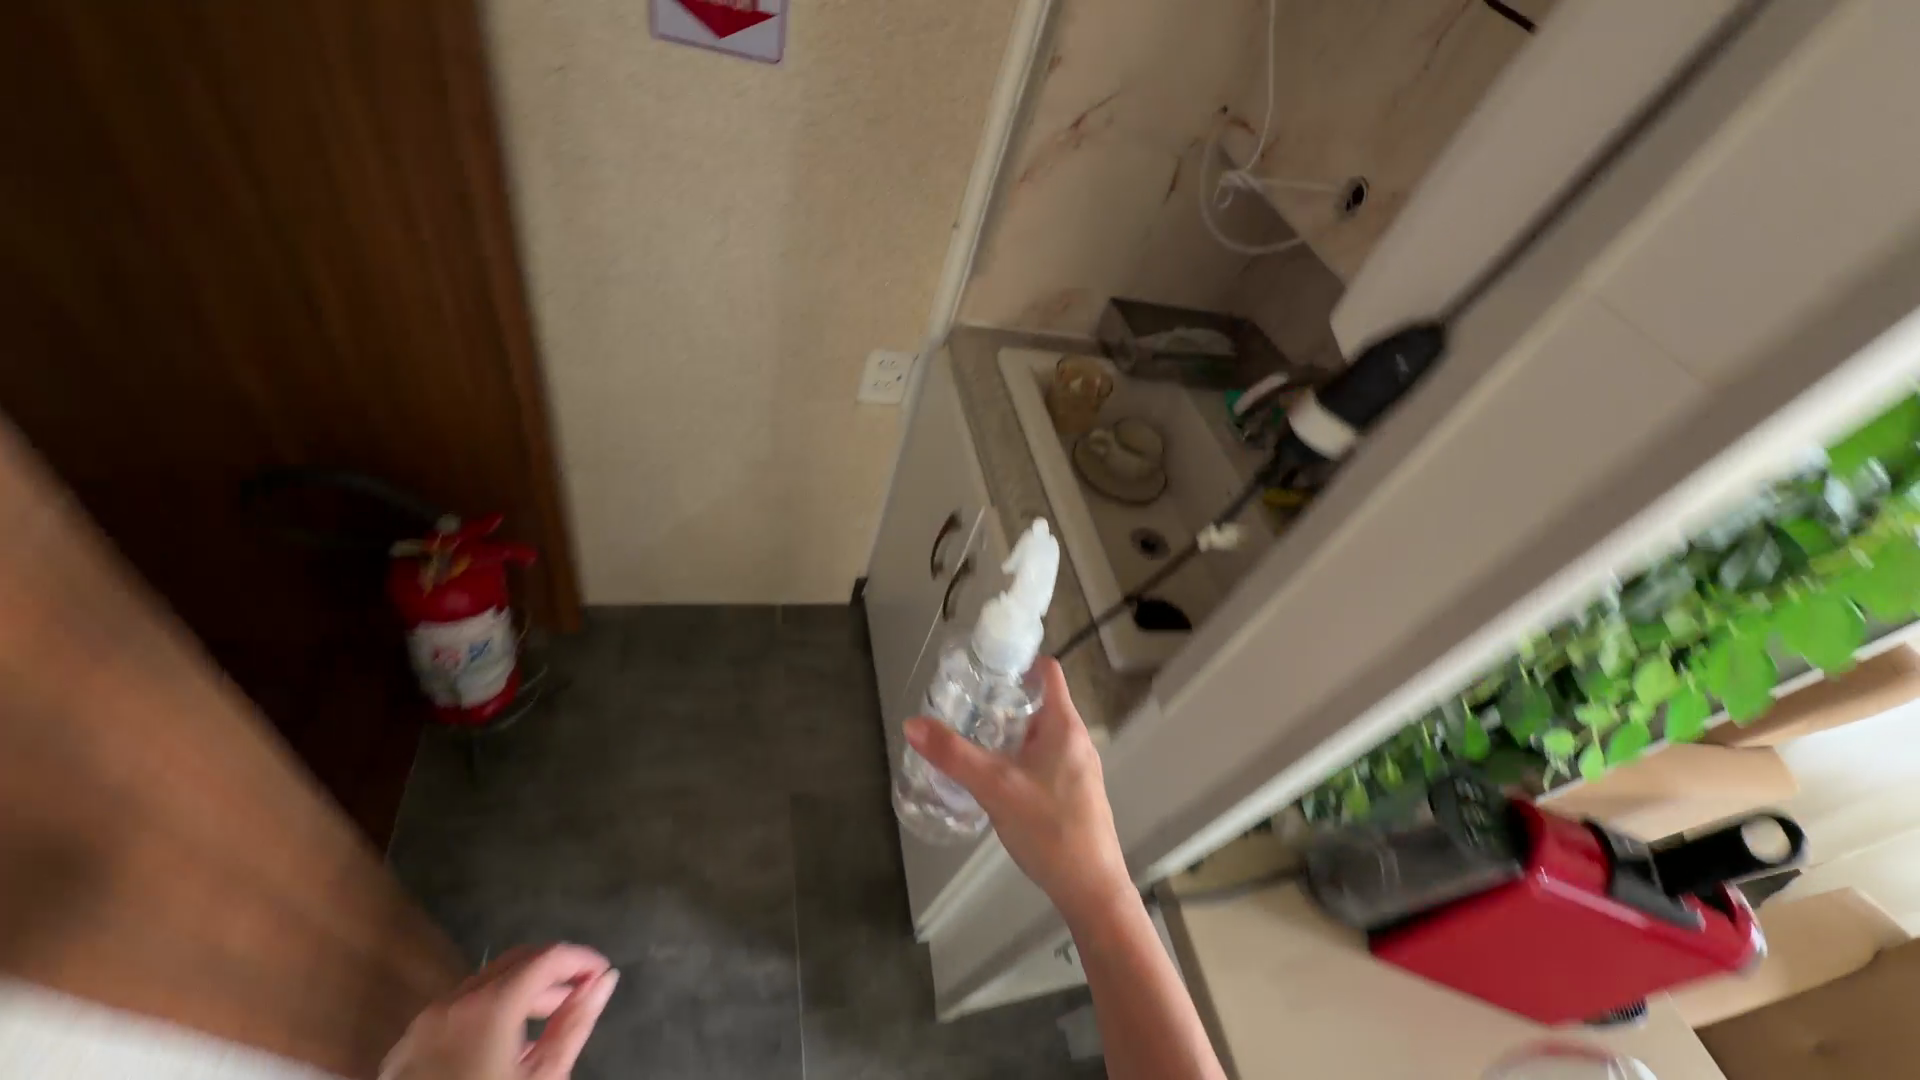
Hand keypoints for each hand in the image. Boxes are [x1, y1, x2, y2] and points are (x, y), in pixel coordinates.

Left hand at [381, 944, 618, 1079]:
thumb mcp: (543, 1078)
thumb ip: (576, 1023)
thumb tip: (605, 981)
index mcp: (492, 1006)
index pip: (549, 957)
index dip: (582, 959)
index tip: (602, 976)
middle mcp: (454, 1002)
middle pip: (517, 961)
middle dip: (554, 971)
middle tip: (580, 996)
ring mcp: (423, 1024)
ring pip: (485, 983)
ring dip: (522, 989)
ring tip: (547, 1021)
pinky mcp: (404, 1049)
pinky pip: (457, 1010)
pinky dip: (489, 1010)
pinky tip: (501, 1045)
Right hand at [905, 657, 1132, 926]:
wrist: (1091, 889)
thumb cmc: (1048, 828)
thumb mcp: (994, 787)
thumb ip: (953, 754)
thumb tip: (913, 723)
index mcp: (1065, 726)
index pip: (1048, 672)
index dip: (1018, 662)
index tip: (985, 667)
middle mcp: (1076, 740)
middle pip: (1040, 704)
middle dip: (1003, 702)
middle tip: (966, 706)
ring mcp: (1079, 769)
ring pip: (1041, 736)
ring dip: (1009, 733)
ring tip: (972, 739)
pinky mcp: (1075, 794)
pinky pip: (1044, 761)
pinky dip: (1019, 758)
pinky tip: (994, 779)